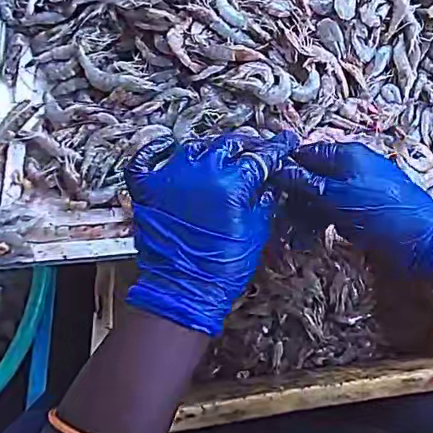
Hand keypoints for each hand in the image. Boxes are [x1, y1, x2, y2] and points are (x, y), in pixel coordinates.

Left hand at [124, 132, 295, 335]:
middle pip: (228, 145)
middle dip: (245, 146)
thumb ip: (264, 201)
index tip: (285, 142)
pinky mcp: (148, 188)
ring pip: (195, 148)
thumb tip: (270, 183)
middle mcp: (202, 171)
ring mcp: (171, 177)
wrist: (184, 290)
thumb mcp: (257, 232)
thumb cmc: (224, 268)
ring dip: (211, 149)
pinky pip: (147, 159)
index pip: (260, 156)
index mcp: (233, 182)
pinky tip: (167, 145)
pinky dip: (157, 150)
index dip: (275, 148)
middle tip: (254, 151)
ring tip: (219, 155)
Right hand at [272, 142, 432, 277]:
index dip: (284, 168)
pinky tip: (312, 235)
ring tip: (294, 230)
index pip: (303, 153)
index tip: (266, 186)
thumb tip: (277, 168)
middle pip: (310, 174)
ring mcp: (356, 188)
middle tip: (279, 214)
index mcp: (344, 153)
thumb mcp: (336, 195)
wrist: (422, 241)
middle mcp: (350, 166)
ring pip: (320, 194)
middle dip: (293, 193)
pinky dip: (321, 219)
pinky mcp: (361, 208)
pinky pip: (333, 208)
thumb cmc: (378, 211)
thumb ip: (305, 181)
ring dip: (305, 210)